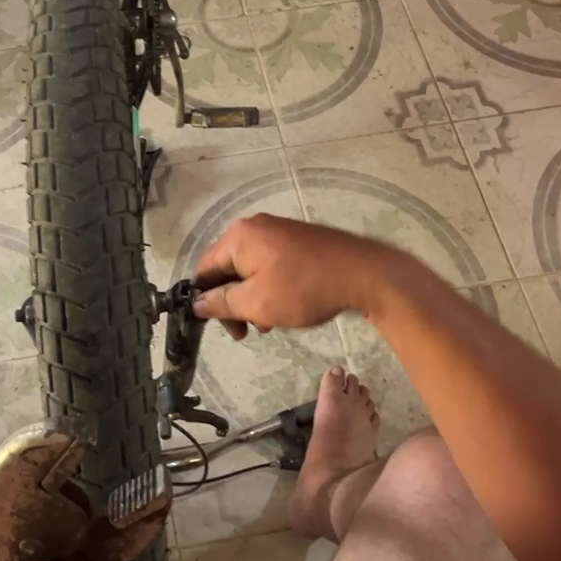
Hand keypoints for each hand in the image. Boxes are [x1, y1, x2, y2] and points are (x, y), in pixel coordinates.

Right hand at [190, 214, 403, 339]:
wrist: (364, 274)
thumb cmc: (304, 289)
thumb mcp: (256, 303)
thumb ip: (221, 303)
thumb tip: (196, 303)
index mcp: (237, 237)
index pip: (204, 269)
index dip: (203, 299)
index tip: (217, 326)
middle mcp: (253, 227)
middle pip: (227, 269)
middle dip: (232, 303)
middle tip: (245, 333)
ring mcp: (277, 231)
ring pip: (249, 269)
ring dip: (252, 299)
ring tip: (268, 324)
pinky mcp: (297, 240)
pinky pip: (270, 265)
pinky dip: (269, 287)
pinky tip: (284, 308)